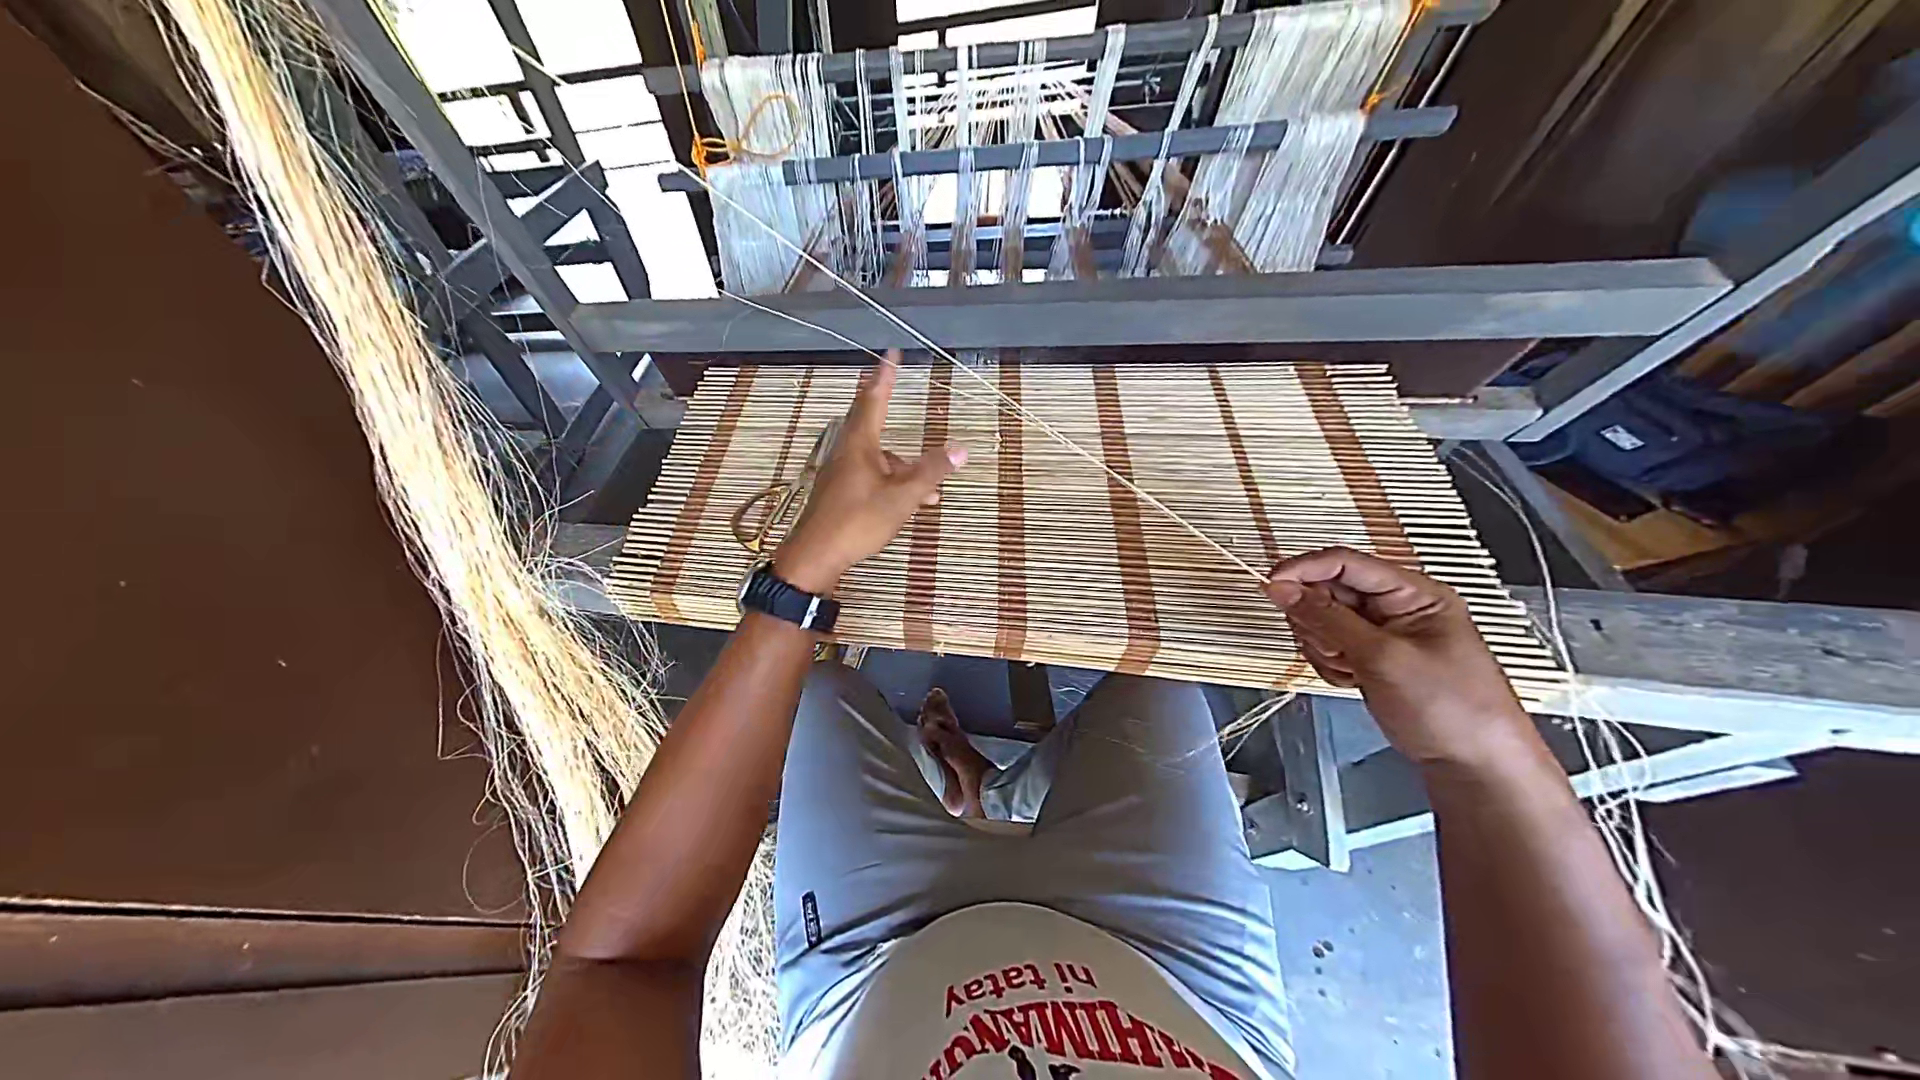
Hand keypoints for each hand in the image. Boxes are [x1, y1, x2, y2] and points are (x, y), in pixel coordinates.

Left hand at [774, 353, 966, 593]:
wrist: (816, 555)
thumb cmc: (858, 520)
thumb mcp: (902, 497)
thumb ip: (931, 472)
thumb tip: (960, 449)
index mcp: (860, 444)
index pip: (873, 399)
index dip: (884, 376)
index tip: (890, 354)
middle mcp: (847, 452)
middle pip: (869, 421)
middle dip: (884, 405)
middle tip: (891, 384)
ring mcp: (841, 473)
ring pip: (876, 457)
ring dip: (902, 465)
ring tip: (930, 491)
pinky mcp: (840, 493)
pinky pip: (870, 476)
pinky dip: (891, 482)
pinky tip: (909, 505)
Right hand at [1265, 546, 1536, 769]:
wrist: (1474, 765)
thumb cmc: (1450, 708)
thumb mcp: (1382, 657)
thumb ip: (1327, 618)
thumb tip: (1282, 588)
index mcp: (1413, 593)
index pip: (1345, 563)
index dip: (1304, 570)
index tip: (1271, 585)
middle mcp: (1395, 606)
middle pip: (1327, 590)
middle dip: (1317, 619)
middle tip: (1334, 648)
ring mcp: (1380, 632)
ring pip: (1320, 619)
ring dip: (1323, 646)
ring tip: (1351, 670)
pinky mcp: (1367, 656)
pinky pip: (1326, 645)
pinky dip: (1328, 663)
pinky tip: (1352, 680)